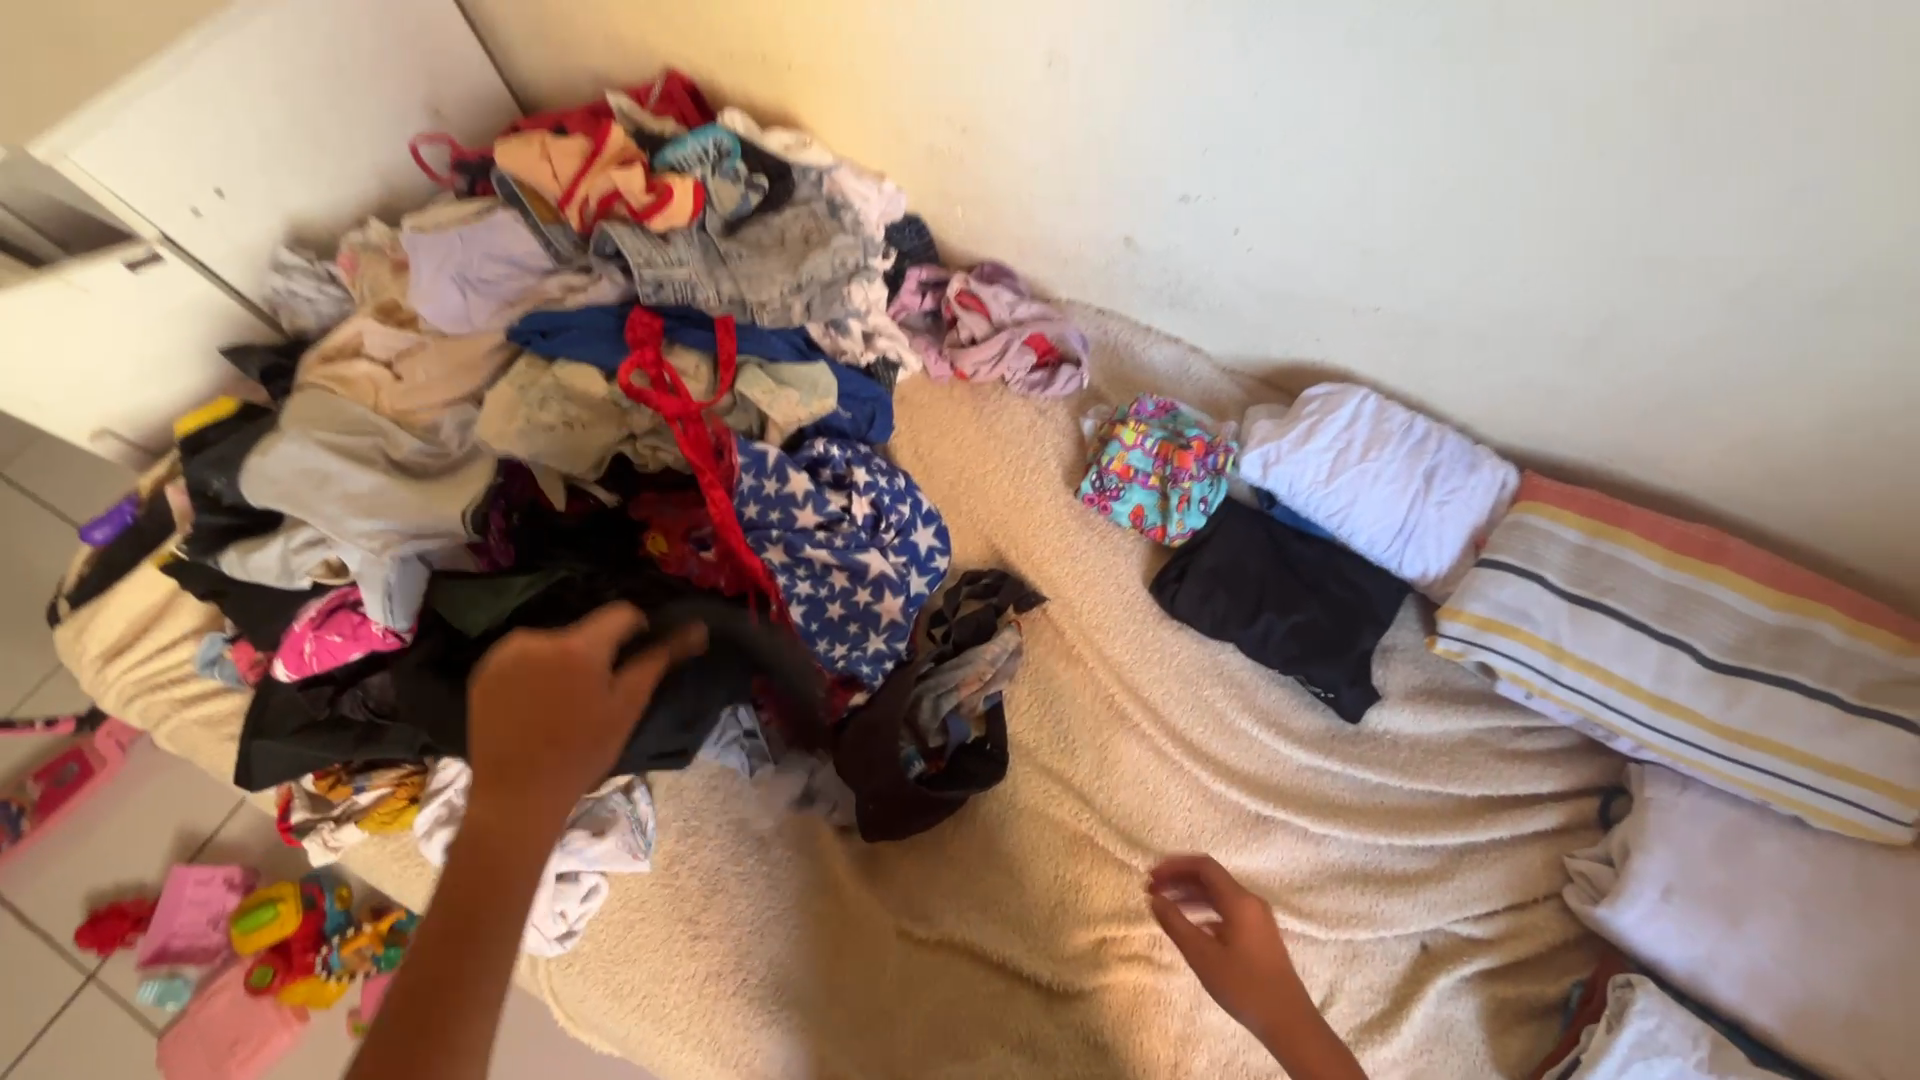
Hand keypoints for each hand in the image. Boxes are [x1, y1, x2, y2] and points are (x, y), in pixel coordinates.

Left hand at [465, 602, 705, 823]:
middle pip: (585, 630)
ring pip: (553, 642)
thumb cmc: (582, 752)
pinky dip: (535, 671)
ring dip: (565, 660)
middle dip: (597, 652)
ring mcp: (505, 654)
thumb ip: (659, 659)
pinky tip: (536, 704)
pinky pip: (523, 656)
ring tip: (564, 701)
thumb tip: (698, 628)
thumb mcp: (628, 705)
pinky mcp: (483, 671)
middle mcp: (537, 638)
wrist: (517, 795)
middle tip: (598, 691)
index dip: (636, 630)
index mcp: (578, 646)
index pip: (621, 613)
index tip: (635, 659)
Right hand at [1147, 854, 1307, 1043]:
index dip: (1174, 866)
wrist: (1289, 1022)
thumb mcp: (1202, 956)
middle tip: (1152, 890)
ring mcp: (1257, 918)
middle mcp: (1250, 902)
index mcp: (1239, 900)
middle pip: (1210, 878)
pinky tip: (1190, 927)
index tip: (1151, 877)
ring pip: (1218, 895)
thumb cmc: (1243, 986)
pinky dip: (1204, 911)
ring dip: (1190, 896)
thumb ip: (1175, 923)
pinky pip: (1226, 911)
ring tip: (1165, 907)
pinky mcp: (1258, 934)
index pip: (1203, 866)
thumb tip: (1155, 900)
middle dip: (1179, 880)